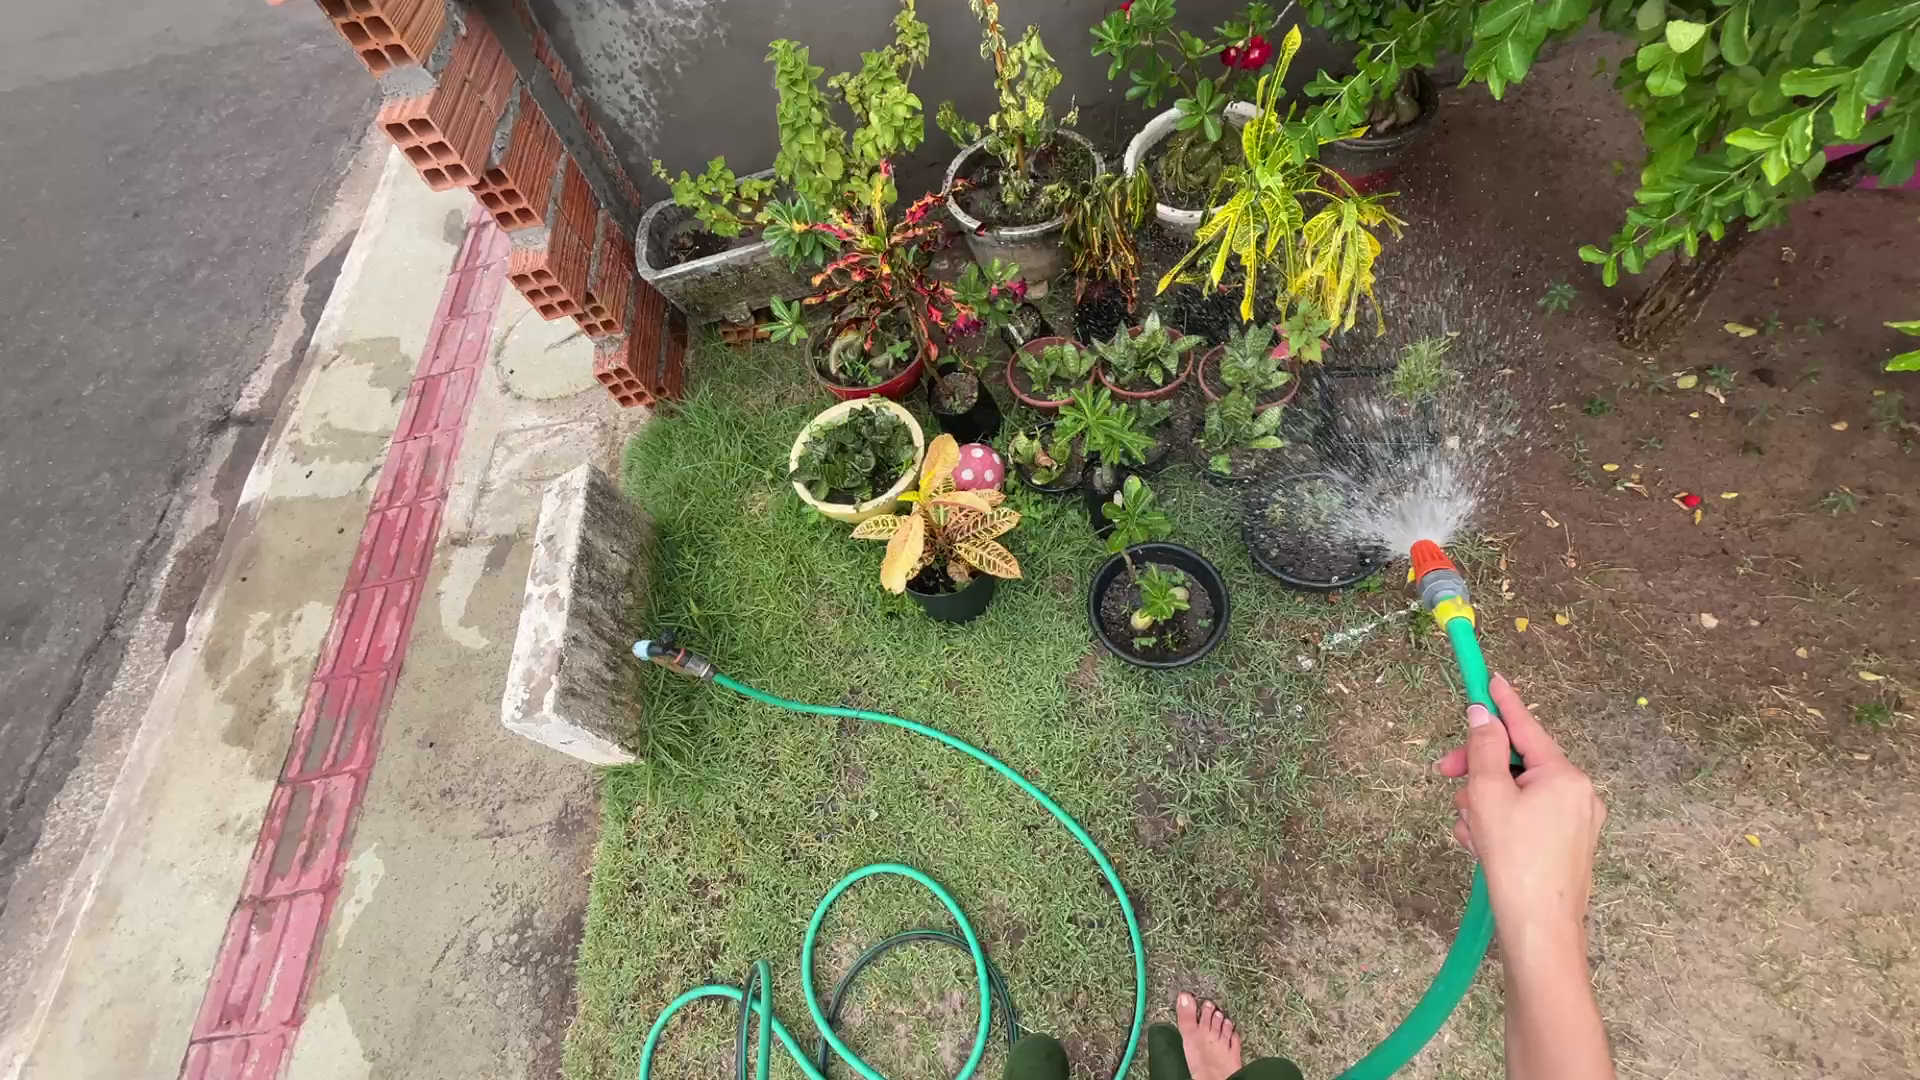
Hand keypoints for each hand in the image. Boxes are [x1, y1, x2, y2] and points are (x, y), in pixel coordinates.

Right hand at [1435, 674, 1605, 951]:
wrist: (1539, 926)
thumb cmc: (1513, 855)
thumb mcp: (1487, 793)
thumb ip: (1484, 747)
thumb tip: (1481, 714)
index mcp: (1564, 776)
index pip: (1525, 725)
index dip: (1502, 700)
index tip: (1489, 675)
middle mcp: (1577, 793)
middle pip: (1514, 760)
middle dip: (1476, 768)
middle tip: (1444, 774)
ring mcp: (1574, 820)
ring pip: (1512, 789)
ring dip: (1480, 800)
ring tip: (1469, 827)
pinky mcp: (1564, 843)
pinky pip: (1521, 814)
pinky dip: (1495, 820)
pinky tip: (1480, 842)